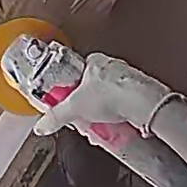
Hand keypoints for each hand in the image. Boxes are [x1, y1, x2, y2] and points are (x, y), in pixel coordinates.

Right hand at [32, 53, 178, 137]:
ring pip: (109, 98)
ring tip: (101, 124)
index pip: (75, 75)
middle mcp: (112, 67)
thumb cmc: (114, 94)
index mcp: (94, 62)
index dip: (70, 92)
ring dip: (104, 113)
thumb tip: (42, 124)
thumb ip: (56, 116)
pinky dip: (119, 116)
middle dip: (88, 107)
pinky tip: (116, 125)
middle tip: (84, 118)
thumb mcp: (75, 108)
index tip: (67, 105)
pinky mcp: (139, 93)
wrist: (143, 104)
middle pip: (92, 90)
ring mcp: (127, 80)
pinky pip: (124, 105)